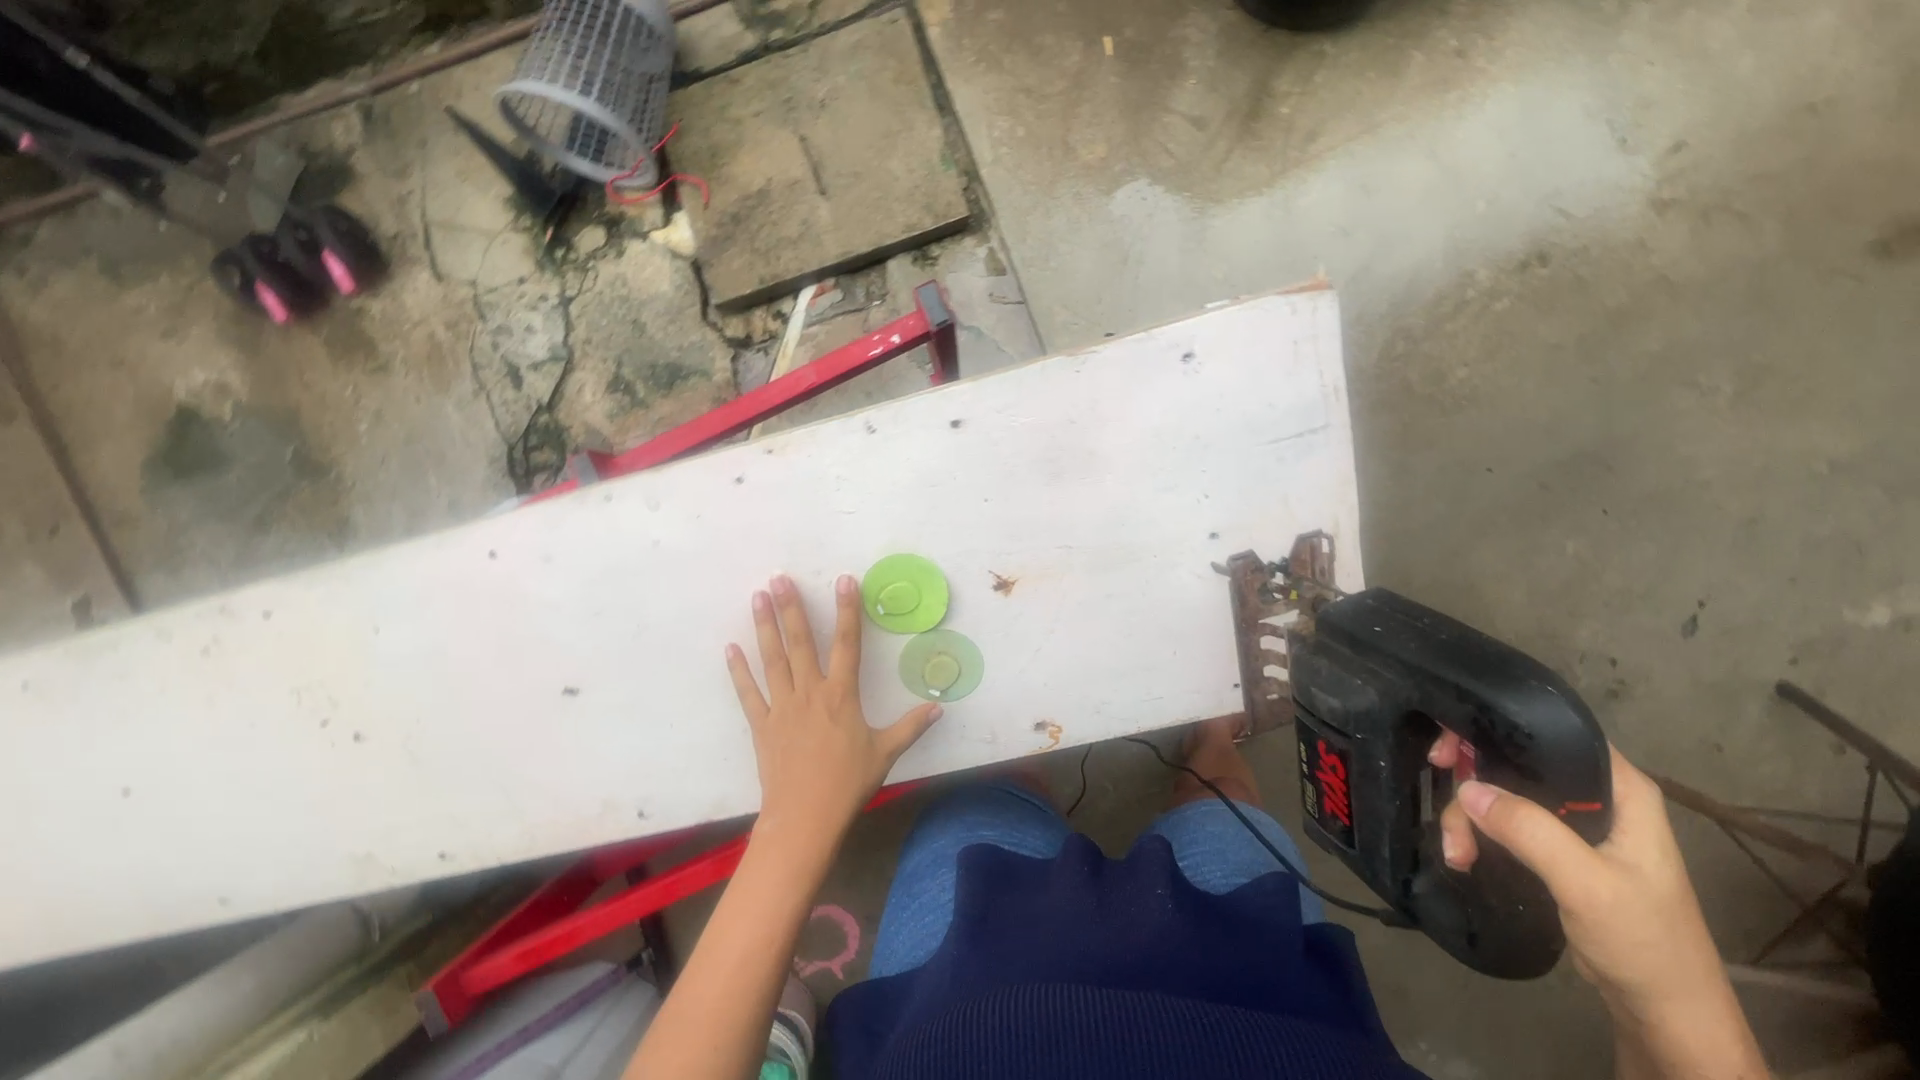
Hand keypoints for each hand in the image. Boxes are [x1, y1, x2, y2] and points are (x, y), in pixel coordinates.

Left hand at [726, 574, 941, 850]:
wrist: (806, 815)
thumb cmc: (849, 783)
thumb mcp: (886, 753)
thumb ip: (911, 727)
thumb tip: (938, 707)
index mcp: (842, 696)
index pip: (848, 643)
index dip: (847, 610)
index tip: (844, 581)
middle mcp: (811, 692)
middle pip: (801, 642)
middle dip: (792, 607)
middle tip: (780, 578)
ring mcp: (783, 706)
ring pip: (772, 659)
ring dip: (765, 626)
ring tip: (758, 597)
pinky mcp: (762, 724)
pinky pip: (748, 693)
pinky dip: (739, 670)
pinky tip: (731, 648)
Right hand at [1432, 734, 1722, 1010]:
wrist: (1662, 1007)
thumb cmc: (1643, 940)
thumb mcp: (1586, 883)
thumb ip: (1530, 831)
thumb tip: (1466, 787)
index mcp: (1621, 788)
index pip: (1552, 733)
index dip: (1497, 731)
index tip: (1451, 751)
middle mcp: (1598, 795)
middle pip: (1516, 765)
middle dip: (1474, 788)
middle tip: (1447, 815)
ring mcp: (1577, 824)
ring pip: (1504, 797)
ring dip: (1470, 821)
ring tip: (1457, 855)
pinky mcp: (1558, 850)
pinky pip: (1506, 825)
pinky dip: (1479, 837)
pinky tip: (1465, 857)